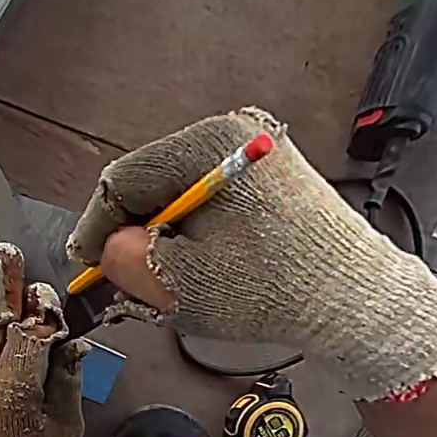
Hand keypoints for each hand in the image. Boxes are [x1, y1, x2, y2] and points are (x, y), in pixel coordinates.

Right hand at [66, 106, 436, 399]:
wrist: (352, 301)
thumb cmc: (270, 291)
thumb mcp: (176, 281)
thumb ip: (120, 257)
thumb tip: (110, 246)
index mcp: (207, 146)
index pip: (122, 180)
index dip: (94, 227)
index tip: (84, 263)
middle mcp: (232, 134)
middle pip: (149, 187)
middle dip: (129, 235)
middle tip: (123, 278)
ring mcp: (253, 154)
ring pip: (174, 197)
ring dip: (158, 239)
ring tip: (162, 280)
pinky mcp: (266, 179)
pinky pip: (206, 203)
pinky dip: (188, 236)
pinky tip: (195, 268)